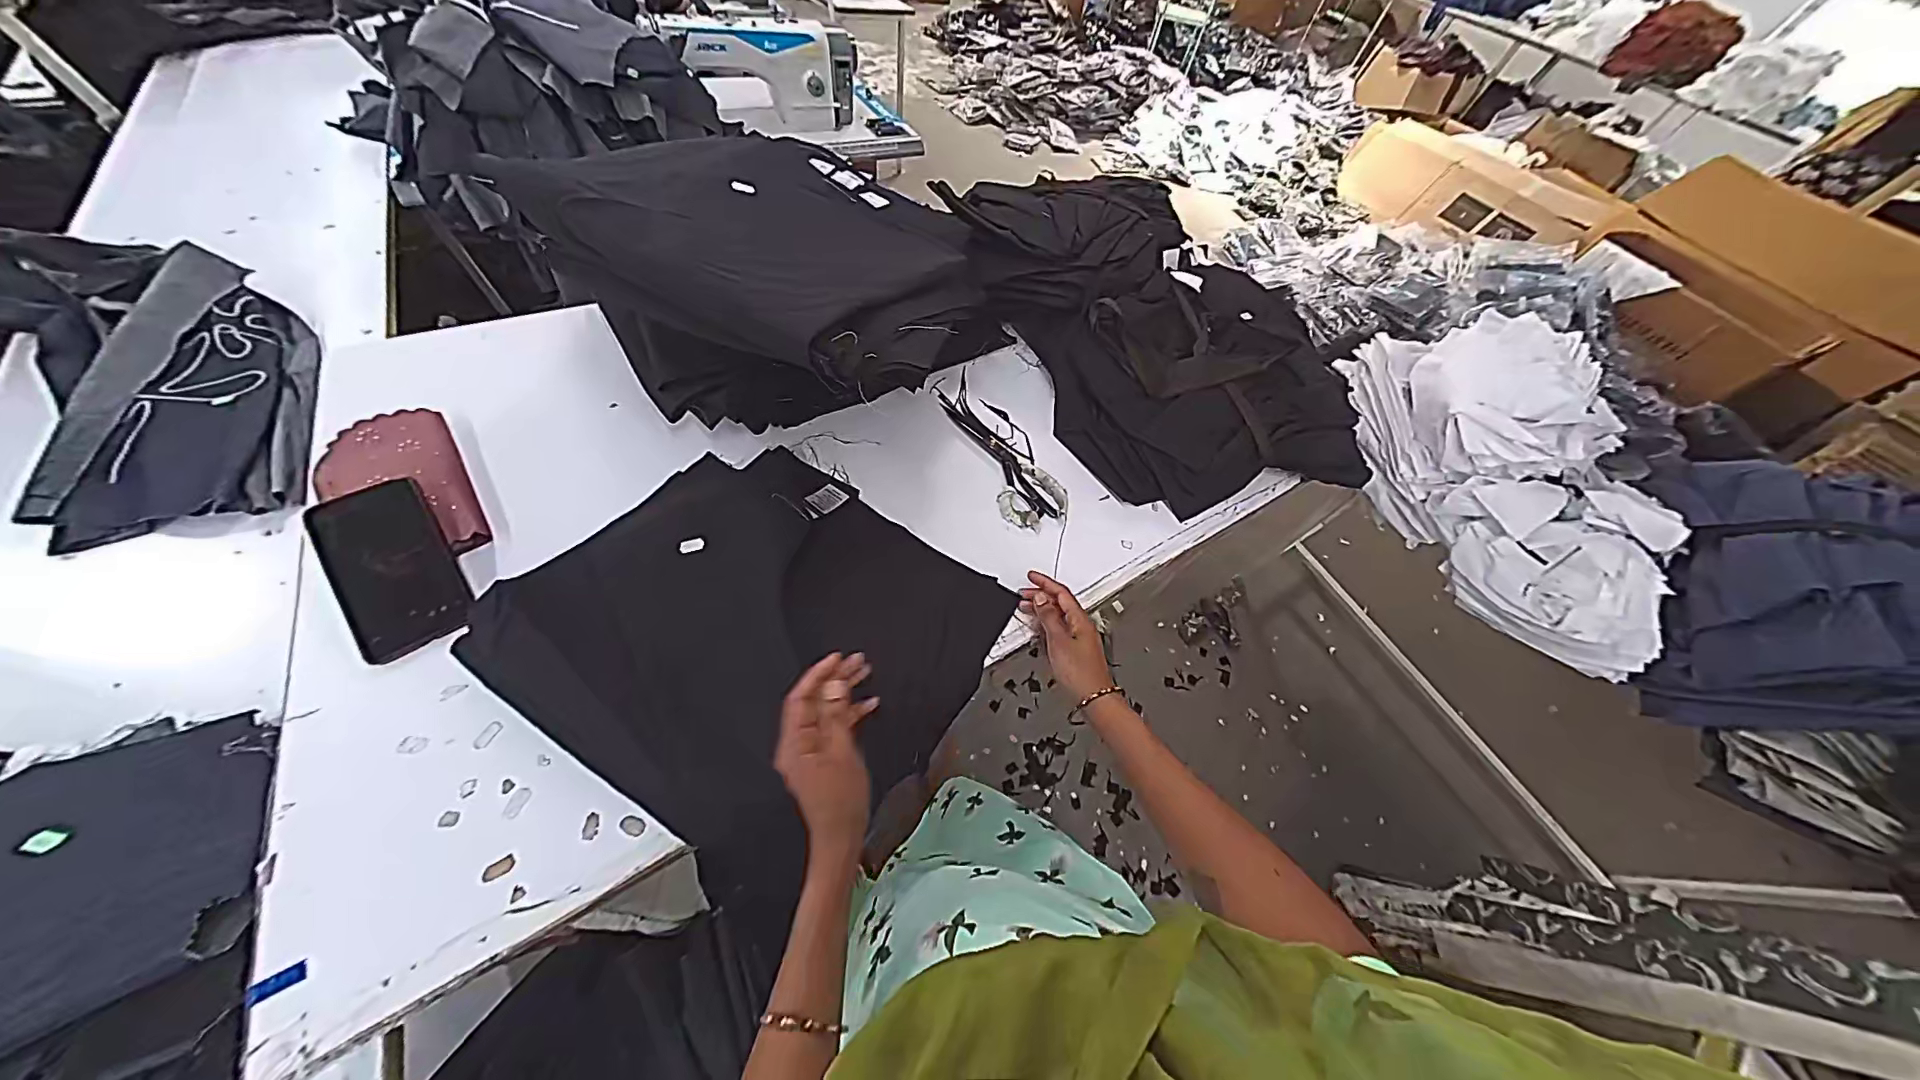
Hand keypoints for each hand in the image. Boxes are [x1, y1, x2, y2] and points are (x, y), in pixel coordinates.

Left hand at [774, 653, 877, 860]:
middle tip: (855, 661)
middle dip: (835, 679)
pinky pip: (834, 727)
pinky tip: (867, 704)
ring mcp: (810, 752)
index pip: (801, 698)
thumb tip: (835, 686)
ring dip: (845, 693)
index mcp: (794, 744)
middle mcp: (798, 745)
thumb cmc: (840, 805)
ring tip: (863, 673)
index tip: (836, 658)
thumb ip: (837, 716)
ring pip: (826, 712)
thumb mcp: (842, 752)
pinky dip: (850, 714)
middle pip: (814, 702)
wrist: (842, 838)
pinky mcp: (823, 758)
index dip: (818, 674)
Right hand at [1019, 571, 1114, 701]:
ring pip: (1059, 615)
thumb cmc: (1081, 673)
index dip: (1045, 583)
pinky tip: (1039, 627)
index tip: (1032, 577)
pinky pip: (1060, 627)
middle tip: (1024, 592)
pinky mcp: (1076, 648)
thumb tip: (1042, 599)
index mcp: (1080, 619)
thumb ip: (1048, 618)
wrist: (1094, 696)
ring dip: (1043, 609)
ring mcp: (1080, 637)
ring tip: (1027, 607)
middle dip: (1041, 595)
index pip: (1061, 593)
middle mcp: (1082, 625)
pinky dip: (1047, 623)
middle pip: (1060, 603)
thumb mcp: (1058, 640)